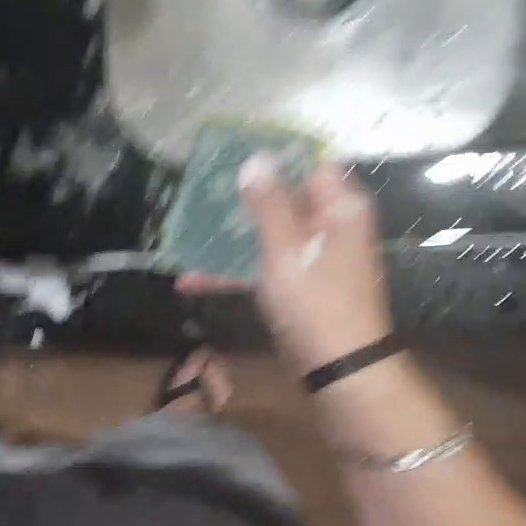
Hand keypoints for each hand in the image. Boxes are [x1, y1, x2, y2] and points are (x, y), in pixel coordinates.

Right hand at [180, 157, 394, 373]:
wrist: (336, 364)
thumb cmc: (315, 301)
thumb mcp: (285, 249)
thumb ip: (269, 204)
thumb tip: (255, 160)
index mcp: (338, 210)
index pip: (309, 167)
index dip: (274, 162)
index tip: (233, 161)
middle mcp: (329, 228)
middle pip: (284, 202)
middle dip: (242, 202)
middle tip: (200, 197)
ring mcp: (312, 260)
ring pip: (266, 238)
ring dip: (229, 240)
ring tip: (187, 237)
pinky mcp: (296, 287)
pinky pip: (262, 269)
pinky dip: (232, 272)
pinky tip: (192, 280)